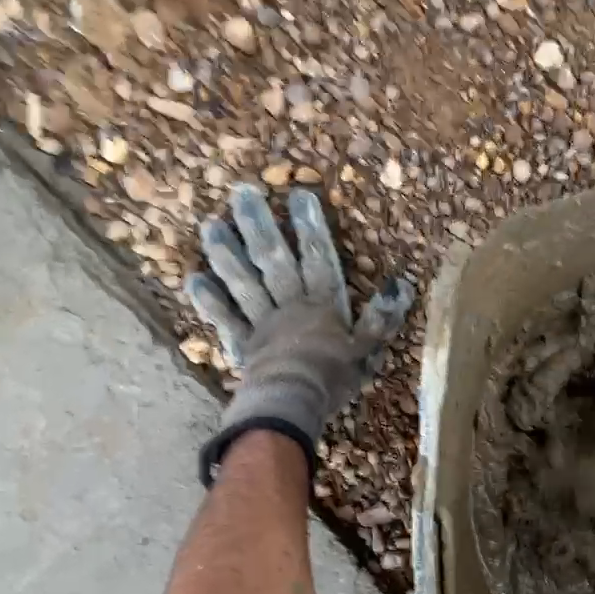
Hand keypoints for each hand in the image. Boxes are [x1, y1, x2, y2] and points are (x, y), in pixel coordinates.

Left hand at [184, 183, 413, 483]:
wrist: (291, 401)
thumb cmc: (334, 377)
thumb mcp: (368, 350)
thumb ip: (382, 318)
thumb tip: (400, 285)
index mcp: (323, 304)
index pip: (317, 258)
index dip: (310, 227)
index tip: (299, 195)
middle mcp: (289, 304)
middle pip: (273, 259)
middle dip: (259, 225)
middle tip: (242, 192)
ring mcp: (262, 321)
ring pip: (243, 281)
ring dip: (227, 253)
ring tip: (211, 225)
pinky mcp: (243, 342)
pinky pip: (224, 317)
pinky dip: (209, 299)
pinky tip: (194, 279)